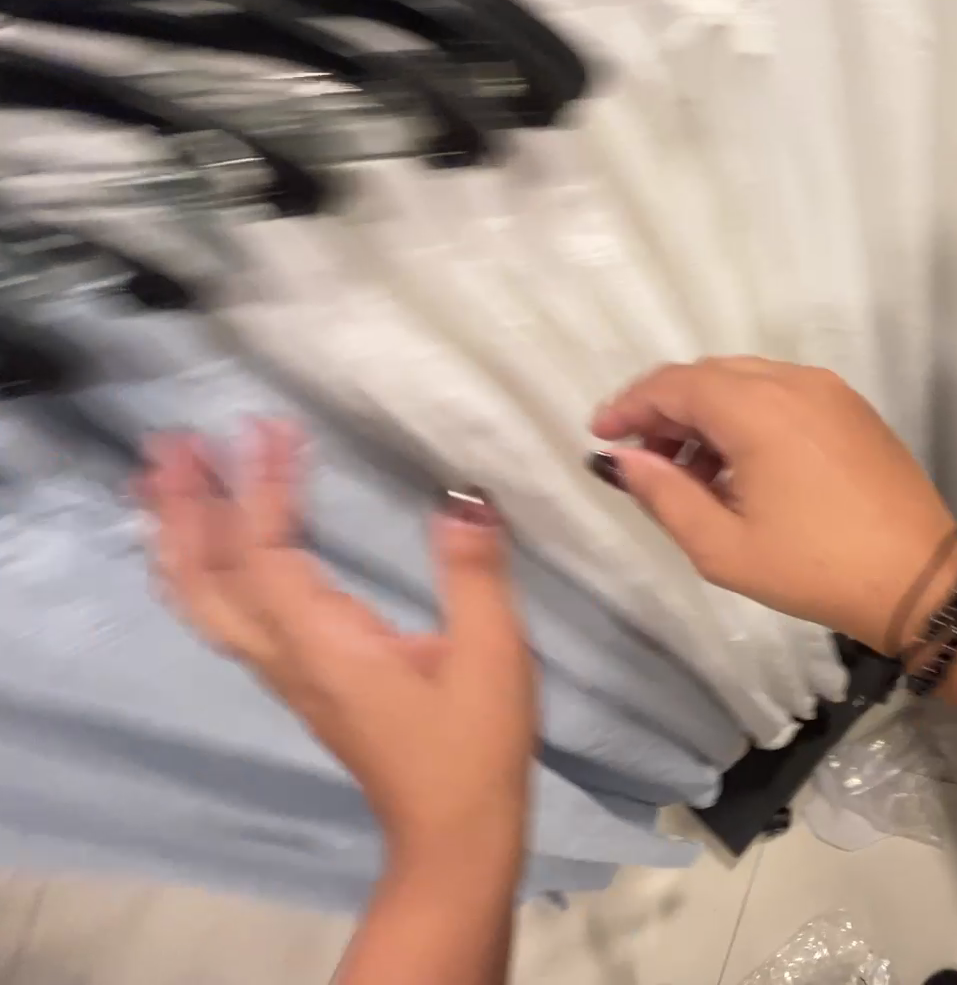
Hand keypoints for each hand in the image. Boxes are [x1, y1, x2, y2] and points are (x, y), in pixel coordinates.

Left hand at [139, 421, 537, 866]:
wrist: (455, 822)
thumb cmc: (475, 737)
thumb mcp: (492, 651)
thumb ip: (475, 574)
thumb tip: (464, 501)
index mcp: (326, 643)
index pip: (269, 552)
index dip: (262, 486)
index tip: (270, 427)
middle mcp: (288, 655)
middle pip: (203, 580)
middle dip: (181, 509)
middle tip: (173, 445)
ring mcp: (292, 673)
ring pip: (208, 602)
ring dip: (183, 539)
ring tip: (179, 486)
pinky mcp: (311, 682)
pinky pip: (233, 616)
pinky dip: (211, 573)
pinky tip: (230, 558)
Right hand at [590, 358, 956, 652]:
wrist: (918, 576)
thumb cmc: (815, 568)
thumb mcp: (723, 547)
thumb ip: (663, 494)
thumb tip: (624, 458)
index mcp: (759, 407)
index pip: (674, 384)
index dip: (629, 405)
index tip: (601, 436)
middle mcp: (797, 382)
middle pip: (712, 377)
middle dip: (669, 410)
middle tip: (646, 459)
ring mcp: (833, 392)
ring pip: (751, 382)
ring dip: (712, 415)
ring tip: (696, 474)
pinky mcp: (856, 409)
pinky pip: (788, 395)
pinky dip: (753, 417)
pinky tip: (747, 466)